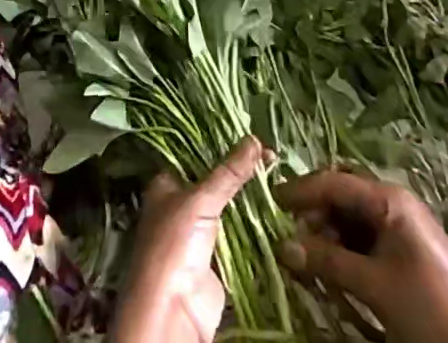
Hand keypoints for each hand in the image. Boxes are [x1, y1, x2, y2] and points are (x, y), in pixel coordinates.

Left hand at [112, 138, 266, 342]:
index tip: (253, 137)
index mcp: (167, 184)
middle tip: (273, 156)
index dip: (223, 145)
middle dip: (241, 171)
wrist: (172, 309)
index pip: (197, 155)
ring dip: (251, 197)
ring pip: (229, 207)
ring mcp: (199, 232)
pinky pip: (239, 233)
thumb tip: (254, 139)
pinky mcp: (217, 257)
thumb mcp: (199, 200)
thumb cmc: (174, 244)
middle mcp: (181, 204)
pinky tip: (278, 209)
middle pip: (215, 181)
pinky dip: (256, 224)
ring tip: (280, 176)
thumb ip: (227, 173)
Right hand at [275, 170, 447, 342]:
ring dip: (327, 232)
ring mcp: (400, 226)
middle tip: (294, 236)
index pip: (333, 181)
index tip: (270, 202)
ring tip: (310, 258)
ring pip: (349, 216)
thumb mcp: (373, 284)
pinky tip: (332, 268)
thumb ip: (327, 261)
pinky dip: (343, 248)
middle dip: (315, 211)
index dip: (300, 190)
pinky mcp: (403, 250)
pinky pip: (363, 237)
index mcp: (388, 199)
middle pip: (341, 193)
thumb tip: (283, 246)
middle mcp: (393, 203)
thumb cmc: (428, 306)